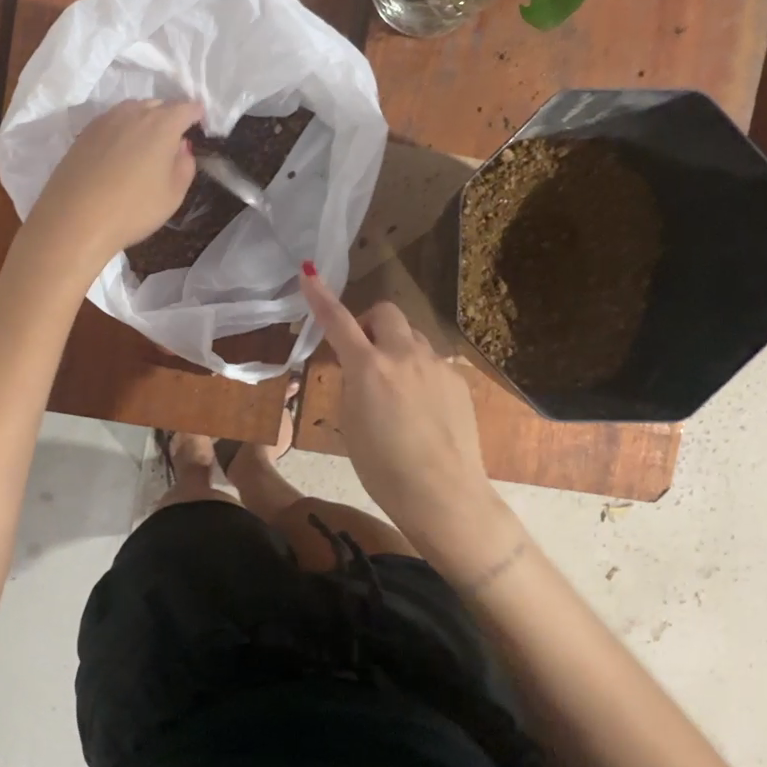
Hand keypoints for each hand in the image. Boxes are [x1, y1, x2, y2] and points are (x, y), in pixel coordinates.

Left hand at [21, 99, 200, 266]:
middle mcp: (133, 113)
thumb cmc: (132, 210)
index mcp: (162, 124)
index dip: (196, 115)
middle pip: (158, 105)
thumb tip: (182, 147)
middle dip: (169, 117)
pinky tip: (118, 155)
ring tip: (144, 147)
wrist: (74, 220)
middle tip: (172, 142)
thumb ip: (185, 165)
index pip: (186, 108)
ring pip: (132, 111)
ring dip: (143, 122)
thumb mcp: (173, 195)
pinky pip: (111, 123)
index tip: (198, 127)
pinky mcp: (83, 133)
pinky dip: (121, 132)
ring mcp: (105, 120)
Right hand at [301, 266, 500, 546]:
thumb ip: (353, 384)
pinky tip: (419, 409)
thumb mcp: (351, 423)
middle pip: (385, 313)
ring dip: (394, 348)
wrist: (442, 492)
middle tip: (361, 353)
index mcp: (369, 367)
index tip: (309, 273)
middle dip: (369, 324)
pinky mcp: (457, 381)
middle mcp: (405, 355)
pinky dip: (417, 372)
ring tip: (391, 389)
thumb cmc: (382, 468)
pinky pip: (431, 362)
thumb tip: (358, 367)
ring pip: (411, 337)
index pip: (338, 321)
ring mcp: (437, 365)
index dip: (320, 297)